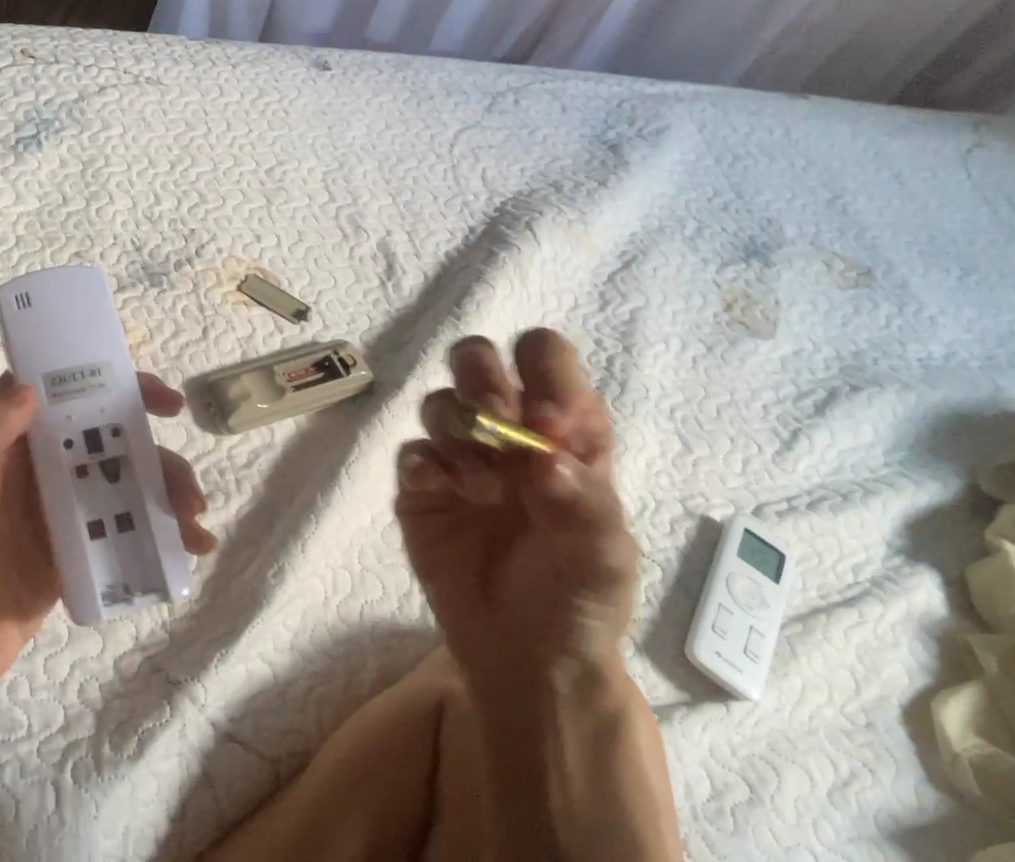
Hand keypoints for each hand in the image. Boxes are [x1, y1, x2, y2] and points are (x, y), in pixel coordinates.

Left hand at [0, 372, 213, 717]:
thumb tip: (30, 390)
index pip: (53, 396)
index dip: (104, 383)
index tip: (152, 395)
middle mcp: (28, 472)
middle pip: (99, 437)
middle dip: (150, 443)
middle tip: (185, 468)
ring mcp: (53, 514)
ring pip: (118, 481)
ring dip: (162, 487)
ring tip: (195, 514)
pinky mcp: (70, 555)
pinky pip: (120, 529)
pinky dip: (158, 531)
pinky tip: (189, 546)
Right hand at [395, 329, 638, 682]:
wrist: (525, 654)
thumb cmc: (579, 596)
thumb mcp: (603, 553)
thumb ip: (584, 499)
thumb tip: (544, 455)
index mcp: (565, 433)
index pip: (547, 360)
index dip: (543, 372)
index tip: (548, 423)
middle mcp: (507, 433)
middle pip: (476, 361)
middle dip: (481, 381)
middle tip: (495, 422)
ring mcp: (459, 459)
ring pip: (439, 403)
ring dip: (458, 434)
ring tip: (483, 491)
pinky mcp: (420, 489)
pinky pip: (410, 453)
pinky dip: (423, 465)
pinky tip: (440, 493)